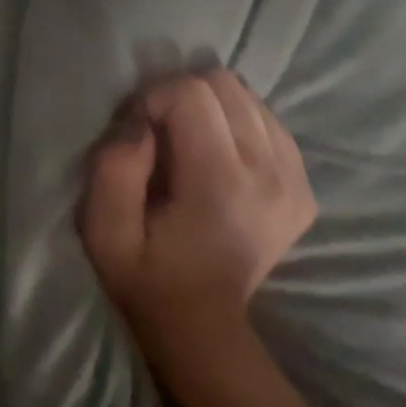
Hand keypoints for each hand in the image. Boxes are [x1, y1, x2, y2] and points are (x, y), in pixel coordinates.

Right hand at [81, 71, 316, 352]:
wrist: (199, 321)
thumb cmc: (141, 270)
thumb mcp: (101, 225)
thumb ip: (114, 166)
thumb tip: (140, 123)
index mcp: (221, 184)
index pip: (193, 93)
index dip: (152, 100)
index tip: (136, 137)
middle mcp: (272, 175)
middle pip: (226, 86)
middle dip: (180, 98)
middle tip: (157, 139)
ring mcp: (296, 181)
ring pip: (249, 98)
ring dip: (208, 111)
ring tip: (184, 148)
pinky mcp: (304, 188)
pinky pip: (268, 123)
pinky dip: (234, 126)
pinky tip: (214, 157)